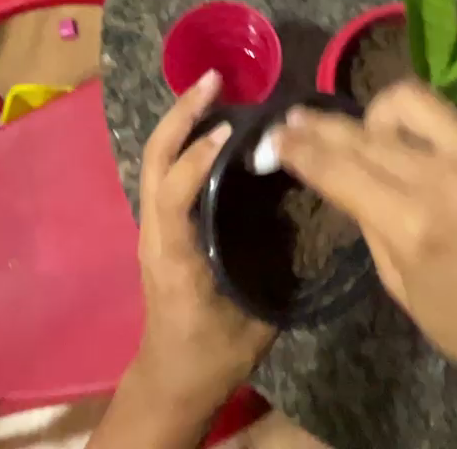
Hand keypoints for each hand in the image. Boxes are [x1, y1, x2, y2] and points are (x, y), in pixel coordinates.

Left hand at [130, 70, 277, 414]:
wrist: (172, 378)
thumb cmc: (212, 354)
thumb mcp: (251, 322)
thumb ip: (275, 270)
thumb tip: (305, 217)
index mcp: (172, 255)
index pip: (173, 193)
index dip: (198, 156)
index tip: (232, 128)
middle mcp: (154, 229)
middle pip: (153, 158)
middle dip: (179, 114)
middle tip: (214, 79)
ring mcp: (151, 222)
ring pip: (154, 157)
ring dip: (179, 118)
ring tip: (213, 88)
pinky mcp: (159, 220)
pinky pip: (164, 167)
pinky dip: (182, 136)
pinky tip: (211, 122)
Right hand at [270, 81, 456, 405]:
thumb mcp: (412, 298)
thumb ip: (374, 228)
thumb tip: (347, 183)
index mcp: (417, 225)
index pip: (339, 167)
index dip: (298, 148)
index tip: (273, 137)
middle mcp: (449, 175)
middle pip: (366, 128)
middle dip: (320, 123)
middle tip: (295, 119)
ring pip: (411, 101)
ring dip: (376, 113)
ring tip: (364, 130)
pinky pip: (455, 129)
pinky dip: (429, 140)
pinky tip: (429, 163)